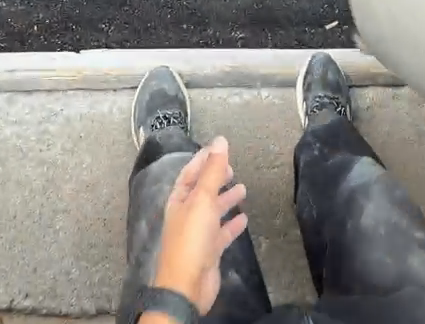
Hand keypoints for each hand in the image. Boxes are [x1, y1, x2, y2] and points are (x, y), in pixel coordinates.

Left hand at [150, 137, 249, 316]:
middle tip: (231, 168)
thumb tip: (220, 140)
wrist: (187, 285)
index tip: (218, 147)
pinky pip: (222, 232)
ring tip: (243, 188)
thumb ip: (213, 170)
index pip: (190, 172)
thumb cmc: (191, 237)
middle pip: (202, 190)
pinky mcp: (210, 250)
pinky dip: (232, 224)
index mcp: (180, 199)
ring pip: (214, 210)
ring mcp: (198, 233)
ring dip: (226, 199)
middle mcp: (187, 213)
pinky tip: (244, 219)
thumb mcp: (203, 198)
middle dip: (216, 178)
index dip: (203, 159)